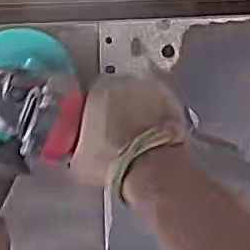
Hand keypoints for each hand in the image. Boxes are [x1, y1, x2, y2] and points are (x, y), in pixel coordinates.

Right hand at [69, 77, 189, 193]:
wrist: (152, 168)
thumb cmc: (113, 160)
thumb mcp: (80, 161)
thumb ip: (75, 148)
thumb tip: (76, 154)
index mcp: (98, 89)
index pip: (91, 91)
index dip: (92, 108)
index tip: (94, 123)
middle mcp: (126, 81)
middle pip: (118, 90)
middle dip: (116, 106)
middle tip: (116, 130)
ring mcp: (152, 89)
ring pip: (140, 96)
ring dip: (138, 109)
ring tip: (137, 135)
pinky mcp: (173, 101)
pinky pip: (160, 106)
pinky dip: (157, 116)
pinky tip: (154, 136)